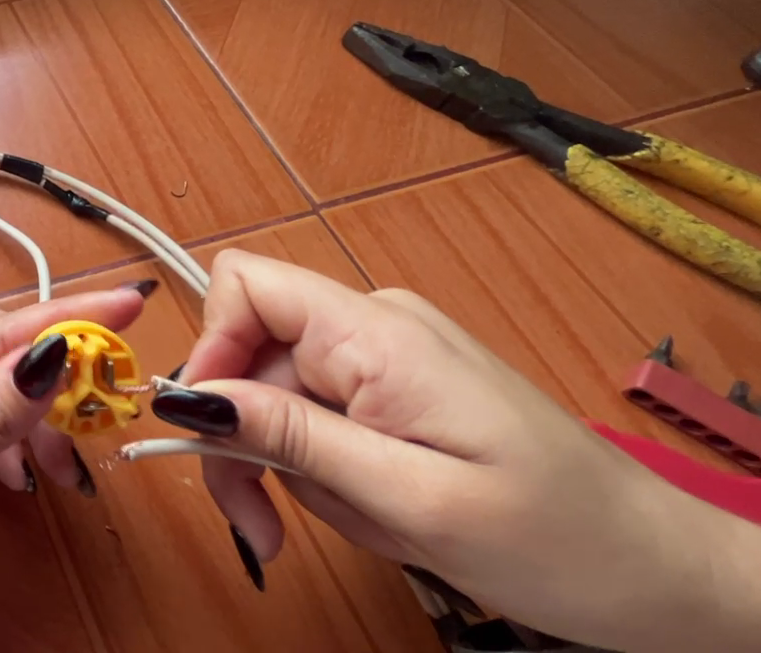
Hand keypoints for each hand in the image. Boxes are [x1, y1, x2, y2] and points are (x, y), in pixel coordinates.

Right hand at [167, 250, 760, 651]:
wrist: (670, 578)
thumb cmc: (563, 541)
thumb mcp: (413, 499)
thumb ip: (295, 436)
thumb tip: (193, 398)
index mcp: (375, 332)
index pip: (245, 284)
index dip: (209, 343)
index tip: (209, 424)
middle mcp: (368, 327)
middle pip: (250, 356)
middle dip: (242, 440)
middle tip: (257, 524)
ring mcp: (378, 358)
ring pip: (275, 396)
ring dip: (287, 467)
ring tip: (345, 526)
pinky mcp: (388, 389)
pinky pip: (312, 416)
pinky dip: (317, 469)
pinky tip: (365, 509)